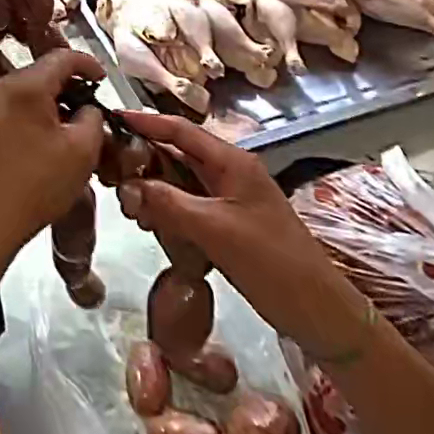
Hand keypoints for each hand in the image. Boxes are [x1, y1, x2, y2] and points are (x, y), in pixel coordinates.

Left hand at [0, 50, 106, 261]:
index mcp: (26, 84)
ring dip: (61, 106)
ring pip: (36, 93)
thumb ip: (94, 117)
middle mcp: (5, 87)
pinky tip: (60, 144)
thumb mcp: (81, 149)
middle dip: (76, 89)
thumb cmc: (35, 182)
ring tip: (84, 132)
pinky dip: (45, 118)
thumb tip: (89, 109)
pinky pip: (24, 109)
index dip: (90, 64)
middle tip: (99, 112)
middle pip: (48, 73)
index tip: (106, 79)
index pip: (63, 56)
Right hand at [116, 111, 373, 355]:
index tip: (110, 118)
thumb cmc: (274, 264)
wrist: (323, 316)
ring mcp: (228, 198)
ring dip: (152, 190)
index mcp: (232, 162)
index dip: (144, 121)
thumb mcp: (214, 230)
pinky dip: (165, 210)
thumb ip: (167, 203)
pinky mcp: (226, 221)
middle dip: (142, 162)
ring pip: (177, 180)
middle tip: (111, 175)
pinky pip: (185, 204)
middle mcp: (228, 172)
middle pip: (174, 153)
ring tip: (130, 207)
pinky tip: (152, 225)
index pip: (179, 129)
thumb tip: (125, 187)